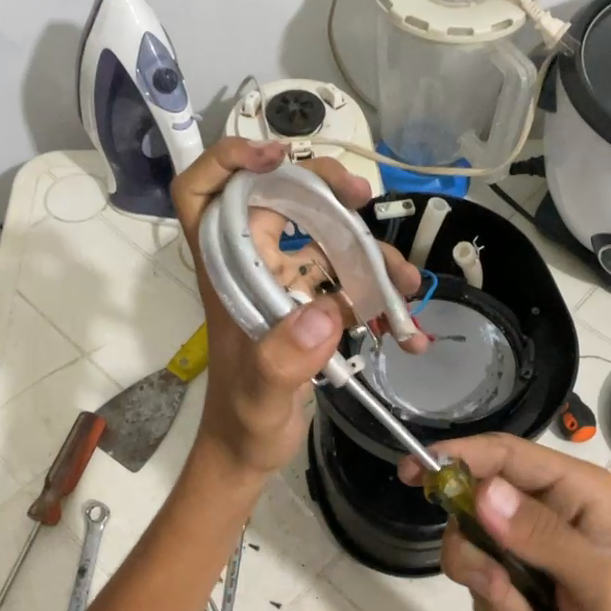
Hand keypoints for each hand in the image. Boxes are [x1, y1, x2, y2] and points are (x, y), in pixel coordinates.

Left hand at [172, 137, 422, 475]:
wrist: (249, 453)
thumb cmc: (243, 423)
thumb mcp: (262, 396)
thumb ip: (284, 359)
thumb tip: (326, 313)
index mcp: (228, 273)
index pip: (203, 196)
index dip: (229, 162)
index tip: (276, 157)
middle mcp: (252, 267)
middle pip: (279, 198)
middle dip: (324, 190)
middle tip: (364, 200)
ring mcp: (283, 285)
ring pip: (325, 239)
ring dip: (371, 254)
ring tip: (407, 286)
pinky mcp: (309, 308)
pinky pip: (347, 282)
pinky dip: (379, 296)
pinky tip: (407, 326)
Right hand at [399, 434, 610, 610]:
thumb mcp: (599, 580)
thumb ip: (541, 536)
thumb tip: (482, 493)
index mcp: (574, 490)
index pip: (505, 455)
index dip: (457, 457)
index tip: (412, 472)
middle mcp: (545, 510)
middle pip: (473, 513)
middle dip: (481, 565)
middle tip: (501, 594)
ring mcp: (526, 548)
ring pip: (473, 562)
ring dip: (505, 609)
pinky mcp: (515, 583)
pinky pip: (484, 597)